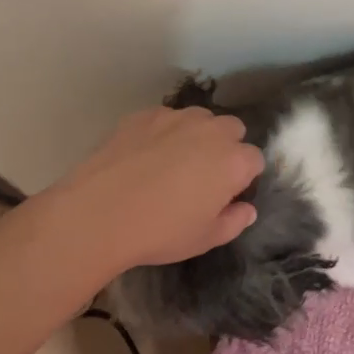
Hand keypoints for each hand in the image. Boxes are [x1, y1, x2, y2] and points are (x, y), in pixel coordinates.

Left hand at [48, 106, 264, 269]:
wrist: (99, 213)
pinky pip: (165, 118)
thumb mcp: (204, 239)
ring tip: (173, 161)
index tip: (225, 195)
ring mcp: (177, 117)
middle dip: (225, 147)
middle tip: (202, 176)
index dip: (243, 178)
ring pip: (200, 118)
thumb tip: (247, 208)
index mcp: (234, 161)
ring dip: (197, 134)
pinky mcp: (145, 114)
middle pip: (232, 130)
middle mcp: (211, 131)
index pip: (254, 160)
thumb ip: (234, 221)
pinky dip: (163, 132)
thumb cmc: (160, 231)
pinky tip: (144, 156)